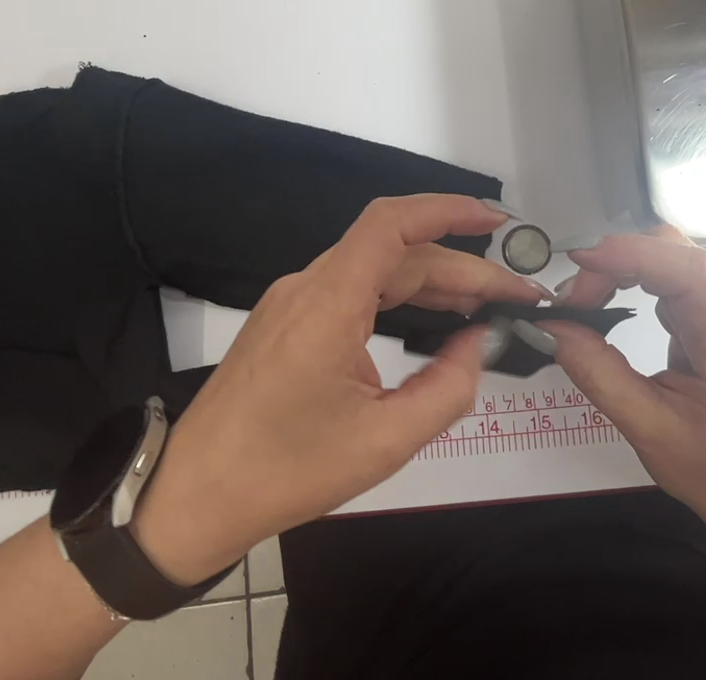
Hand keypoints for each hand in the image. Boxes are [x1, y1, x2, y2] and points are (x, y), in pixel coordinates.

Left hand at [132, 194, 542, 583]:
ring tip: (485, 306)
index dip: (446, 209)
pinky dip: (398, 298)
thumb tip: (480, 341)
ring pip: (375, 271)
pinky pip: (353, 292)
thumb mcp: (384, 441)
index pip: (390, 224)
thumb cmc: (285, 472)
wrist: (190, 497)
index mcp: (328, 303)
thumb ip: (448, 387)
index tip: (495, 220)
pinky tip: (431, 319)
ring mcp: (292, 302)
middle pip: (395, 254)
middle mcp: (307, 287)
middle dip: (460, 268)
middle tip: (515, 297)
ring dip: (431, 282)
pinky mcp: (286, 323)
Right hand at [540, 227, 705, 548]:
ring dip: (621, 267)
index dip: (634, 254)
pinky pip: (669, 276)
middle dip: (616, 262)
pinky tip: (607, 303)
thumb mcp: (647, 429)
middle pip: (676, 253)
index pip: (690, 272)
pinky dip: (631, 278)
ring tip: (583, 303)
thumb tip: (549, 326)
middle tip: (572, 301)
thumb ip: (597, 373)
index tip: (581, 261)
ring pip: (670, 257)